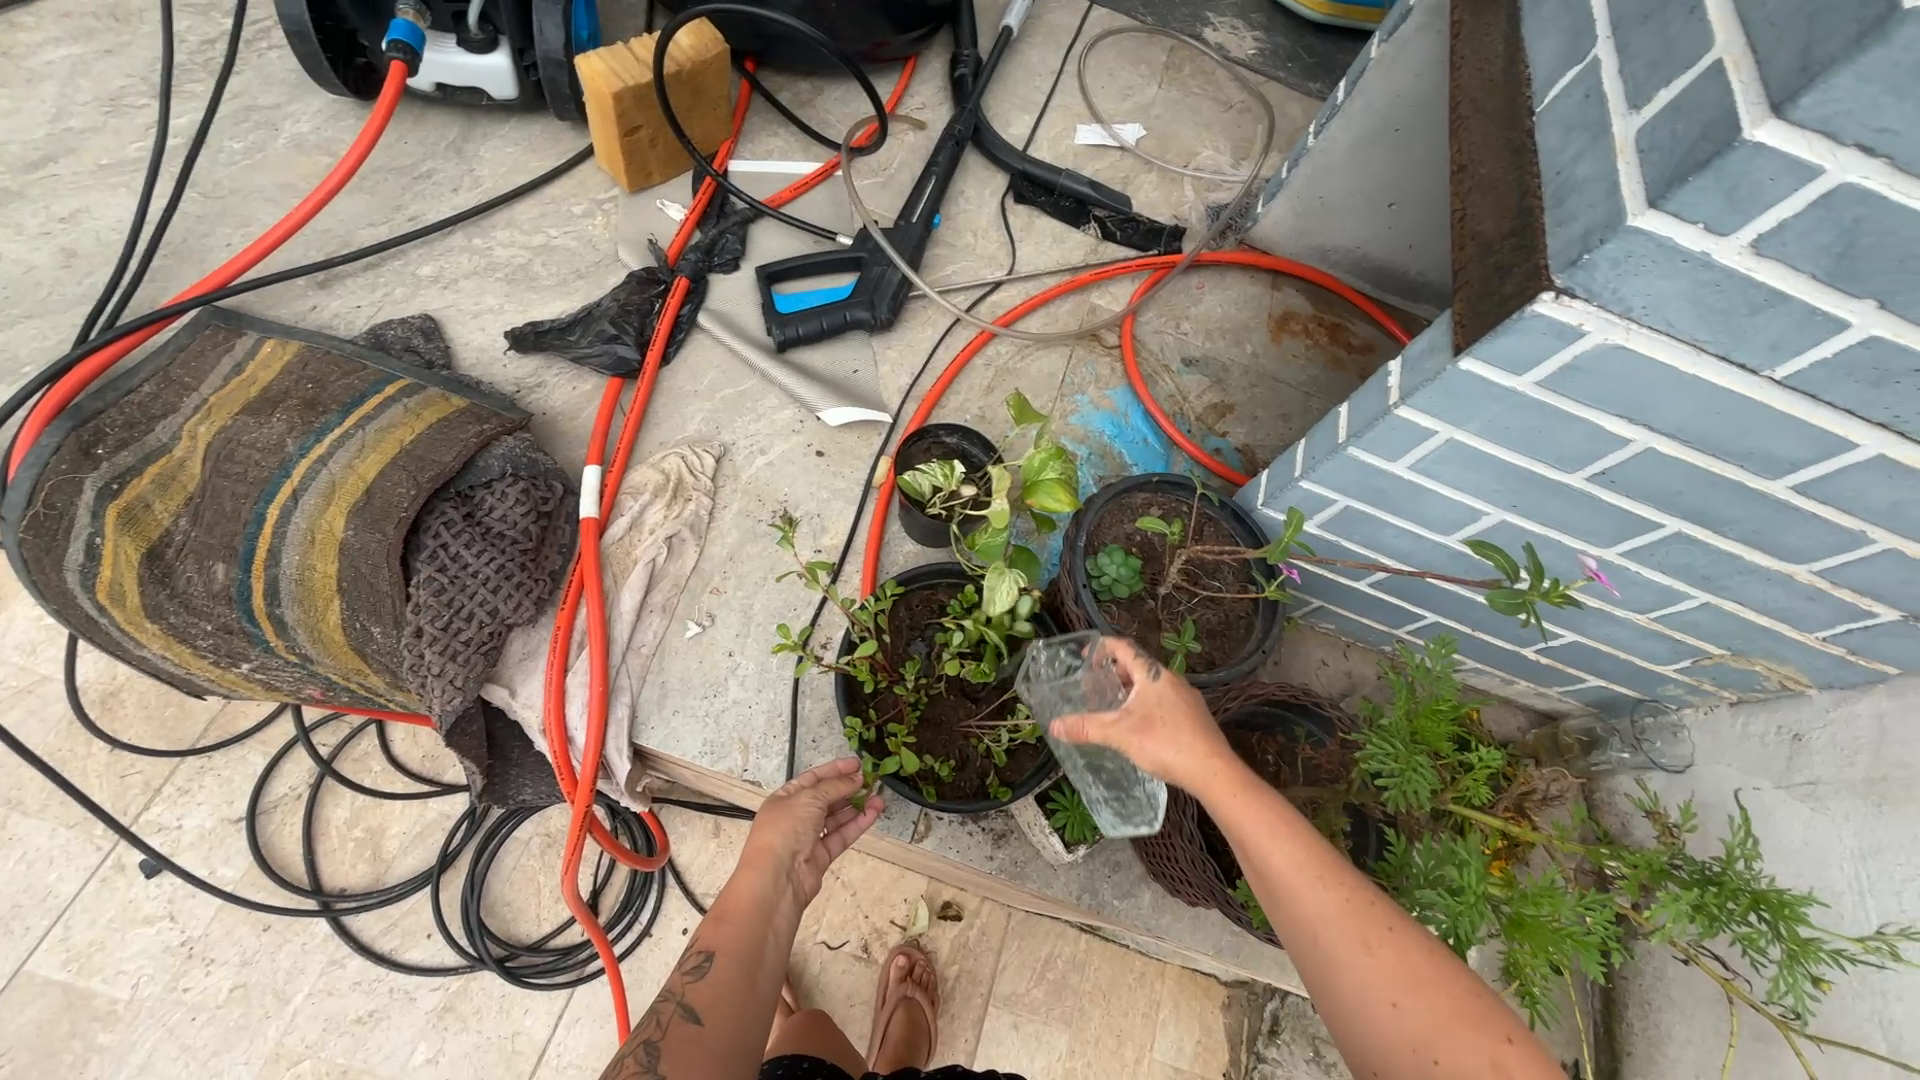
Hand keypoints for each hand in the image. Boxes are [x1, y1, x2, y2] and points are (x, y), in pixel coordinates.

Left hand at [739, 757, 883, 909]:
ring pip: (836, 818)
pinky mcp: (821, 856)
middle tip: (872, 781)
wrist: (777, 880)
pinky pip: (841, 835)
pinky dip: (857, 824)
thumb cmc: (785, 830)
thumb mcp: (809, 798)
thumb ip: (835, 786)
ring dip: (857, 806)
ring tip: (879, 797)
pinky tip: (873, 813)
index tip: (857, 764)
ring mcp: (808, 838)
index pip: (813, 779)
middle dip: (848, 788)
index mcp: (785, 798)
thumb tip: (855, 778)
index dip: (835, 770)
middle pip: (826, 798)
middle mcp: (796, 816)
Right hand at [1050, 637, 1239, 793]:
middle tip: (1095, 686)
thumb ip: (1087, 727)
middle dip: (1114, 673)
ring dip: (1131, 691)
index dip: (1103, 647)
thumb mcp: (1120, 734)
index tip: (1086, 653)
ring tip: (1113, 706)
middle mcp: (1172, 679)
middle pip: (1138, 667)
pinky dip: (1146, 704)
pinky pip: (1165, 701)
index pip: (1125, 648)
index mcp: (1153, 674)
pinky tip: (1140, 726)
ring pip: (1152, 686)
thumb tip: (1054, 725)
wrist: (1213, 771)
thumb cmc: (1165, 743)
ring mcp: (1187, 698)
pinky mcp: (1195, 717)